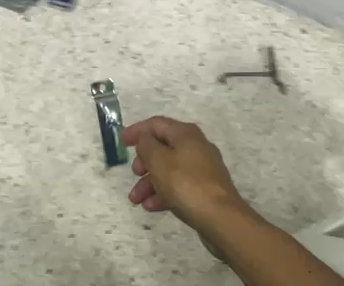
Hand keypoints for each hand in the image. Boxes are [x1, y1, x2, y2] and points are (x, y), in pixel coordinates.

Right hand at [123, 116, 250, 234]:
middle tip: (134, 173)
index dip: (137, 130)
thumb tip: (145, 140)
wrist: (222, 219)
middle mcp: (196, 147)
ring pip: (169, 170)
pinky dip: (163, 193)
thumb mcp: (158, 160)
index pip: (156, 124)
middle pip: (163, 148)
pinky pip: (179, 186)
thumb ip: (146, 145)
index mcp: (186, 134)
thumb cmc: (186, 184)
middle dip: (144, 161)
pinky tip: (150, 207)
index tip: (122, 141)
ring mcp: (203, 170)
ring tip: (136, 199)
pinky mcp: (205, 191)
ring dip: (150, 183)